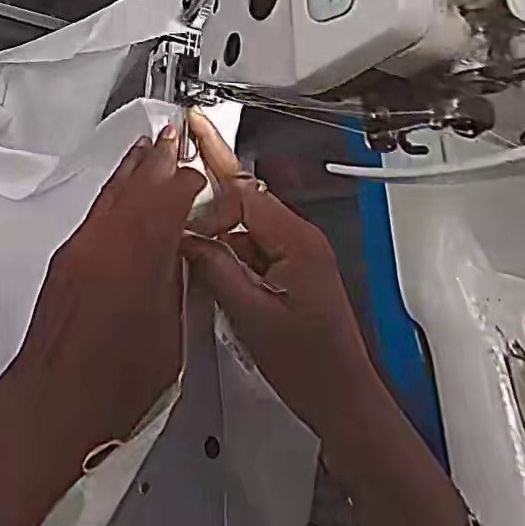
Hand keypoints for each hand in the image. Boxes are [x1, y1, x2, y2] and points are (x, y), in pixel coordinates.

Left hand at [0, 120, 223, 525]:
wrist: (50, 407)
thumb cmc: (111, 386)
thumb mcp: (169, 335)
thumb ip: (178, 282)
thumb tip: (185, 253)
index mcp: (138, 259)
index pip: (169, 199)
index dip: (188, 181)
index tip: (201, 174)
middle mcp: (106, 244)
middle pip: (138, 186)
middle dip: (159, 159)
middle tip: (173, 135)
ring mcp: (82, 248)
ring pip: (113, 192)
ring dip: (133, 167)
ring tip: (148, 146)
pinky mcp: (66, 258)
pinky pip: (96, 209)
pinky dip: (113, 189)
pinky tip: (121, 185)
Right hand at [181, 149, 470, 525]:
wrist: (344, 400)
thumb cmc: (310, 366)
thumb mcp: (251, 315)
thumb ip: (215, 268)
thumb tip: (187, 239)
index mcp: (294, 240)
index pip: (244, 185)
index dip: (214, 151)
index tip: (196, 125)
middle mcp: (300, 238)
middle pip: (242, 204)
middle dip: (208, 212)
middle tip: (181, 224)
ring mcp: (298, 253)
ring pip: (245, 228)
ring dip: (219, 241)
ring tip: (201, 267)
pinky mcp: (294, 269)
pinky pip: (253, 248)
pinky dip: (232, 258)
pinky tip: (219, 281)